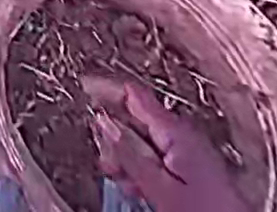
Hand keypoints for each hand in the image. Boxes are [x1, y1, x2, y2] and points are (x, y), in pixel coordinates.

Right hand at [82, 76, 247, 211]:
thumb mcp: (160, 188)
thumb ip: (130, 153)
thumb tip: (102, 119)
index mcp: (175, 130)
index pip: (133, 93)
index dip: (106, 88)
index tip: (83, 89)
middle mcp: (182, 134)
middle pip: (138, 117)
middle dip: (114, 129)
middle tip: (99, 153)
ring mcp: (189, 152)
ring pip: (147, 139)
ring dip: (126, 152)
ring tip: (114, 173)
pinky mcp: (193, 171)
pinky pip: (159, 156)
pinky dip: (141, 166)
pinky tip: (134, 185)